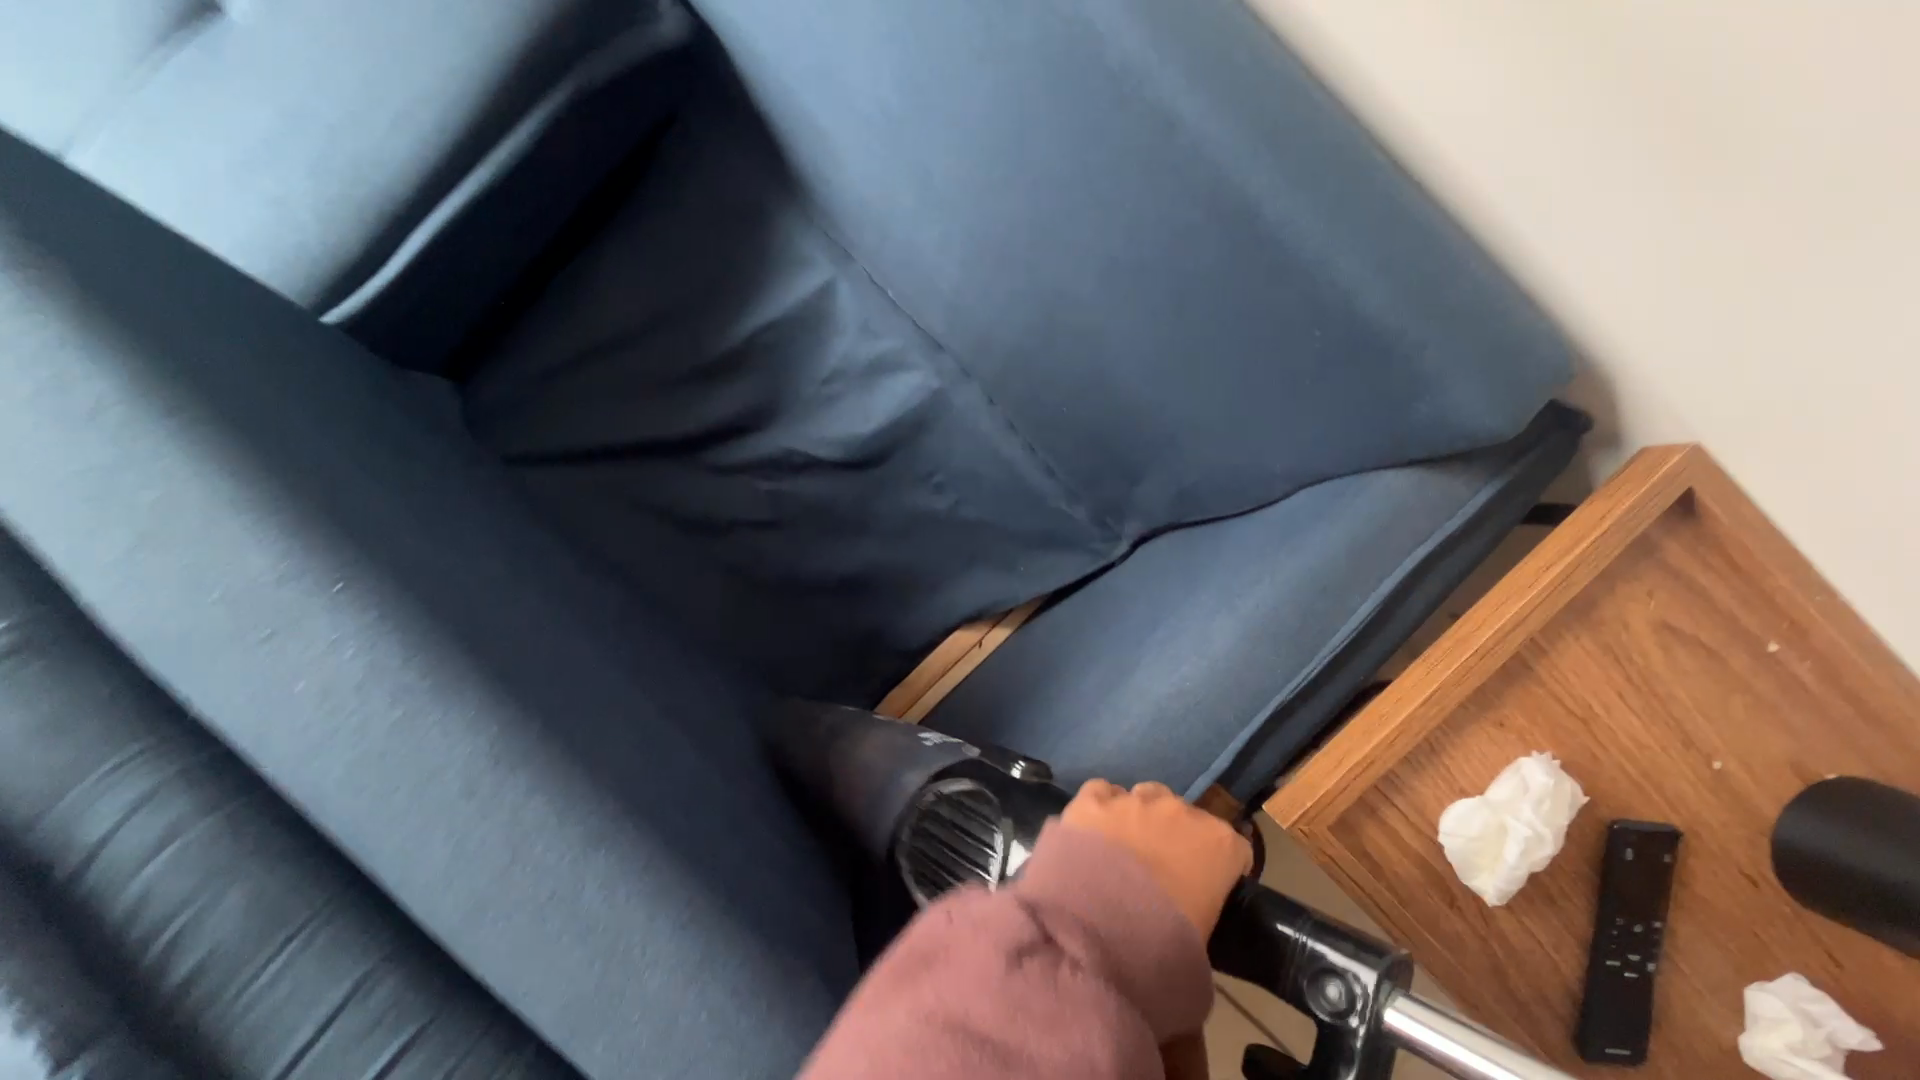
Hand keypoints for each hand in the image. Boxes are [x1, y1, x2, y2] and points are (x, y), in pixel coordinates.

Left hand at [1061, 779, 1253, 939]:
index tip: (1208, 888)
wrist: (1095, 931)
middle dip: (1176, 837)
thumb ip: (1206, 912)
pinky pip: (1102, 792)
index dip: (1223, 868)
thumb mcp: (1204, 938)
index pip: (1235, 849)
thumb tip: (1192, 919)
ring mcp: (1135, 801)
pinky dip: (1101, 807)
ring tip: (1124, 848)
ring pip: (1146, 797)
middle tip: (1159, 871)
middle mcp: (1181, 811)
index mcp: (1221, 845)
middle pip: (1186, 816)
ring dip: (1141, 817)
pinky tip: (1094, 832)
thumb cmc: (1161, 943)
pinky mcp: (1092, 800)